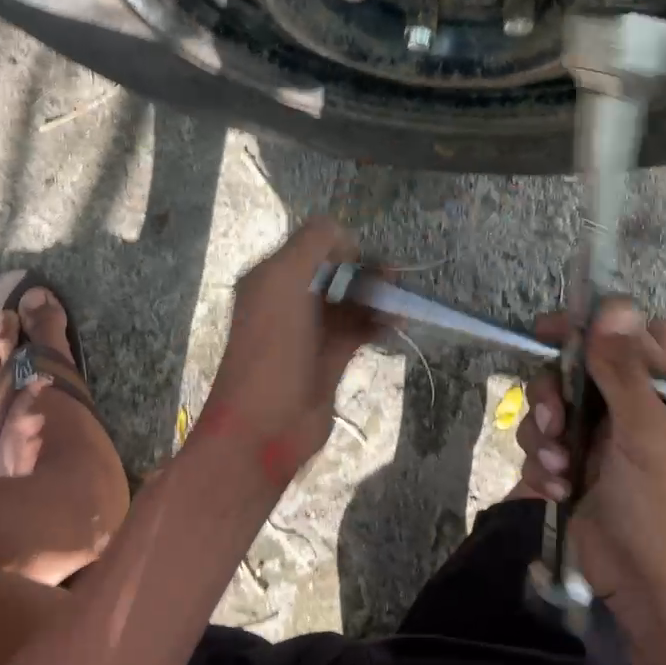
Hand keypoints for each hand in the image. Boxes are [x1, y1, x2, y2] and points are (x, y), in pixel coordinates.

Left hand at [195, 216, 382, 472]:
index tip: (359, 261)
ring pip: (351, 300)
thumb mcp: (285, 280)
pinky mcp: (329, 357)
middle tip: (393, 280)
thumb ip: (314, 243)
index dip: (341, 245)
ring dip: (377, 296)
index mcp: (271, 276)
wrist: (265, 425)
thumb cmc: (273, 348)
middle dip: (366, 270)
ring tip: (400, 303)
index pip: (314, 243)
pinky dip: (379, 322)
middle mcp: (289, 299)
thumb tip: (348, 239)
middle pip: (336, 271)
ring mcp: (310, 330)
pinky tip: (397, 324)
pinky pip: (359, 328)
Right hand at [515, 301, 665, 627]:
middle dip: (551, 396)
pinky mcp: (574, 467)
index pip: (617, 336)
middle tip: (552, 424)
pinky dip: (541, 466)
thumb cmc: (660, 510)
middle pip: (570, 369)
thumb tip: (612, 303)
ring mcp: (599, 437)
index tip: (543, 333)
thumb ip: (624, 370)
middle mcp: (629, 405)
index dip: (580, 329)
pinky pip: (540, 445)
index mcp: (661, 389)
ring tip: (559, 470)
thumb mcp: (646, 434)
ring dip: (543, 437)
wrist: (647, 594)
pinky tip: (557, 490)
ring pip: (547, 407)